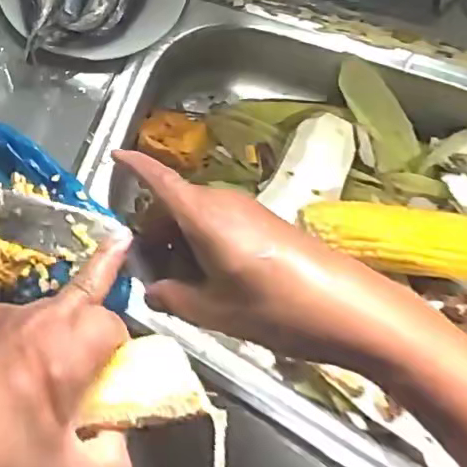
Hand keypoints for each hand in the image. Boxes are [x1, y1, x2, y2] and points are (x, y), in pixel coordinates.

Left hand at [0, 236, 133, 466]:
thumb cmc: (0, 455)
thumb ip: (112, 455)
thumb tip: (116, 436)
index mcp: (62, 350)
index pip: (112, 322)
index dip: (124, 345)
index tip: (125, 373)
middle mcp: (36, 318)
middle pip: (84, 290)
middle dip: (104, 278)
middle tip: (119, 253)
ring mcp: (6, 314)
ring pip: (53, 308)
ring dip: (67, 327)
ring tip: (60, 369)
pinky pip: (25, 321)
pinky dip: (37, 337)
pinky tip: (24, 373)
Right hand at [113, 149, 443, 374]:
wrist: (353, 309)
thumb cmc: (276, 306)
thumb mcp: (215, 311)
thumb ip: (174, 298)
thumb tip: (152, 291)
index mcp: (200, 212)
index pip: (157, 177)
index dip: (133, 165)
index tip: (113, 155)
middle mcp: (218, 199)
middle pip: (172, 202)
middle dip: (154, 229)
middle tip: (149, 268)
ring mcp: (244, 208)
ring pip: (195, 214)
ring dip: (180, 239)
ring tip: (182, 282)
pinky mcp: (263, 221)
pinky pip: (217, 221)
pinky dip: (203, 241)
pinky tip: (213, 278)